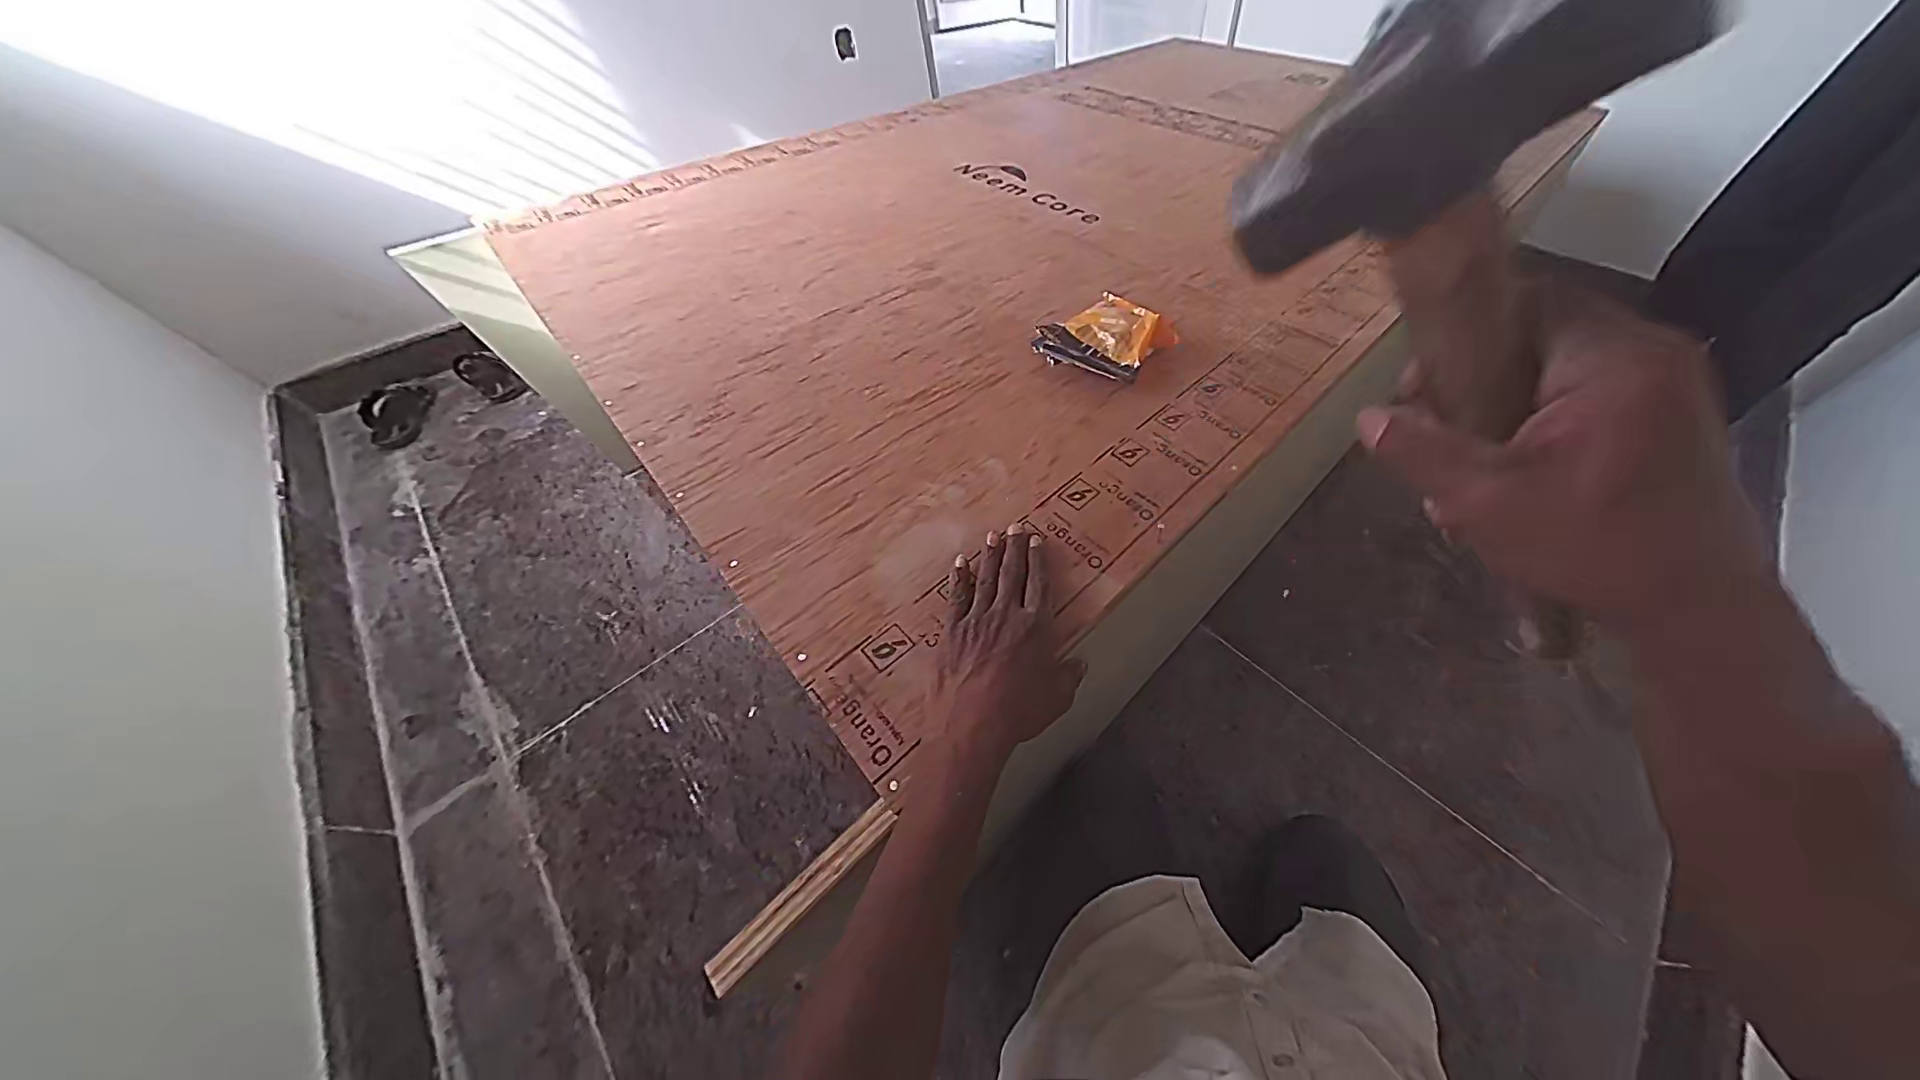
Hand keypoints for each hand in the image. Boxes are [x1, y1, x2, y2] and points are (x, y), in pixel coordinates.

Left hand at [931, 523, 1085, 764]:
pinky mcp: (952, 632)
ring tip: (993, 535)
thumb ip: (1068, 677)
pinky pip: (956, 598)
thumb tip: (1079, 664)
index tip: (1037, 541)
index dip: (1038, 560)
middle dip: (1015, 548)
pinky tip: (960, 563)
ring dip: (989, 555)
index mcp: (1034, 628)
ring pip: (985, 580)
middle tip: (1016, 526)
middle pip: (1012, 574)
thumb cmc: (1017, 713)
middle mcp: (1006, 617)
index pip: (1038, 585)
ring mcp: (976, 621)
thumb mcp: (1055, 698)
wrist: (971, 725)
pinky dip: (959, 578)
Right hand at [1357, 284, 1771, 629]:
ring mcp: (1665, 387)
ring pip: (1551, 371)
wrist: (1692, 608)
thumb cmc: (1590, 546)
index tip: (1421, 390)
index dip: (1462, 338)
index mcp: (1614, 361)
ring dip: (1498, 410)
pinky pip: (1578, 397)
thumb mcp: (1482, 500)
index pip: (1528, 302)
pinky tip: (1507, 475)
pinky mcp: (1662, 419)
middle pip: (1536, 336)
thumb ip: (1420, 451)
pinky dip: (1532, 425)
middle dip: (1473, 383)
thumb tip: (1367, 417)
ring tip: (1467, 467)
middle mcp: (1651, 357)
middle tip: (1436, 434)